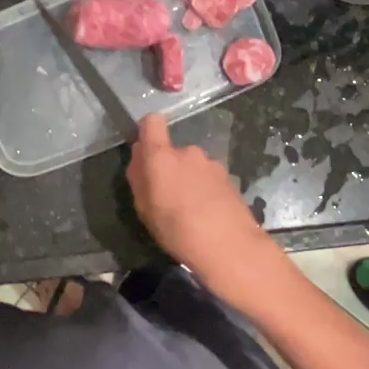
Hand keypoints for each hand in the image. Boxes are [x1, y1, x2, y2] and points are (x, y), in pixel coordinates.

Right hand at [127, 113, 273, 274]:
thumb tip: (139, 157)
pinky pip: (207, 178)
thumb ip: (139, 178)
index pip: (151, 122)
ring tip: (188, 211)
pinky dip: (204, 190)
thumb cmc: (177, 230)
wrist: (229, 246)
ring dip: (187, 180)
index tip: (144, 152)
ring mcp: (212, 164)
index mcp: (162, 157)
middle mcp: (188, 152)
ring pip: (191, 166)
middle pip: (172, 151)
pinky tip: (207, 214)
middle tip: (165, 198)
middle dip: (167, 168)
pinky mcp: (229, 178)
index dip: (146, 131)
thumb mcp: (145, 209)